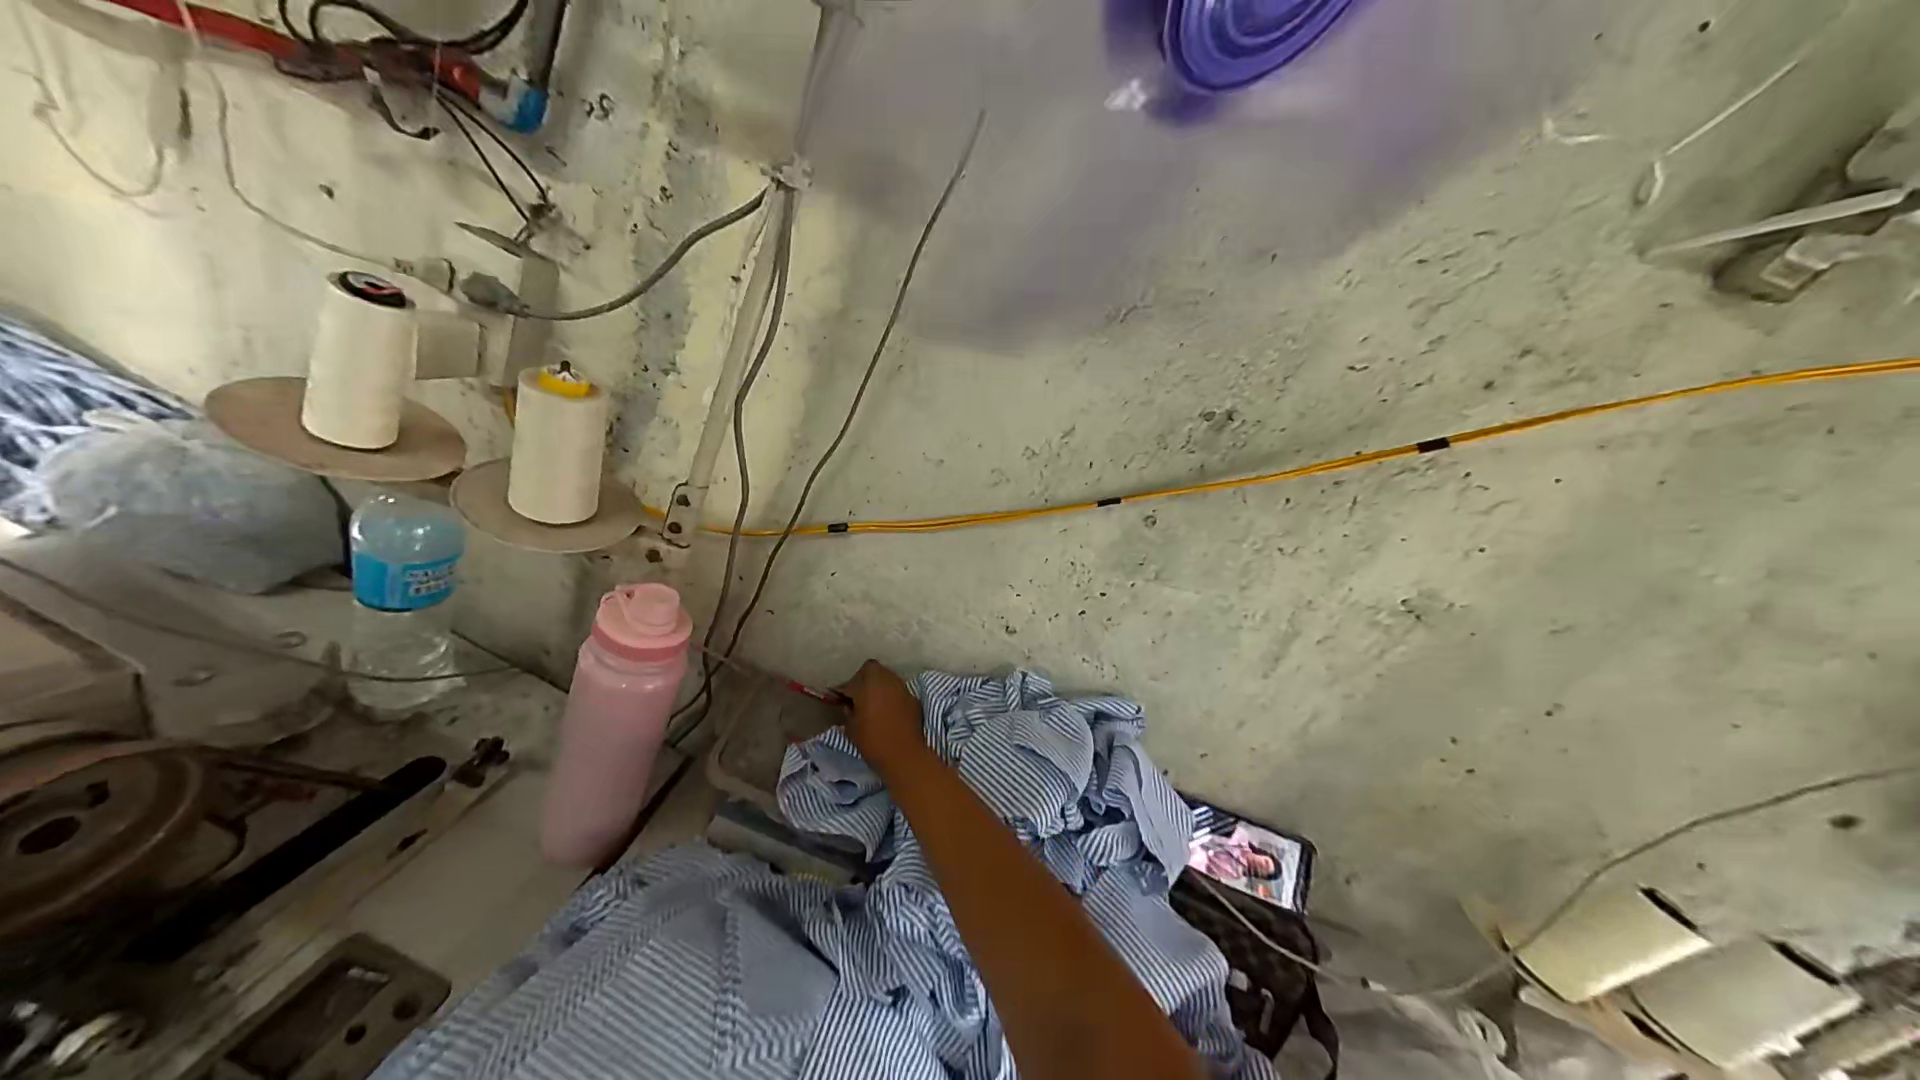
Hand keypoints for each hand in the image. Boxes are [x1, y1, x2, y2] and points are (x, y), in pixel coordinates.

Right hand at [838, 660, 921, 759]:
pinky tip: (887, 707)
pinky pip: (897, 688)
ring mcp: (901, 687)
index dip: (843, 690)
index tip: (839, 698)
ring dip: (878, 683)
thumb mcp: (852, 729)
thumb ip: (848, 712)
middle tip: (857, 695)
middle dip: (862, 678)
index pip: (850, 682)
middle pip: (871, 669)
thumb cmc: (873, 743)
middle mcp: (885, 681)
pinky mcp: (913, 697)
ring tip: (872, 700)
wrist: (905, 755)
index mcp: (866, 686)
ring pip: (887, 675)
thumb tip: (850, 705)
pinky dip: (890, 693)